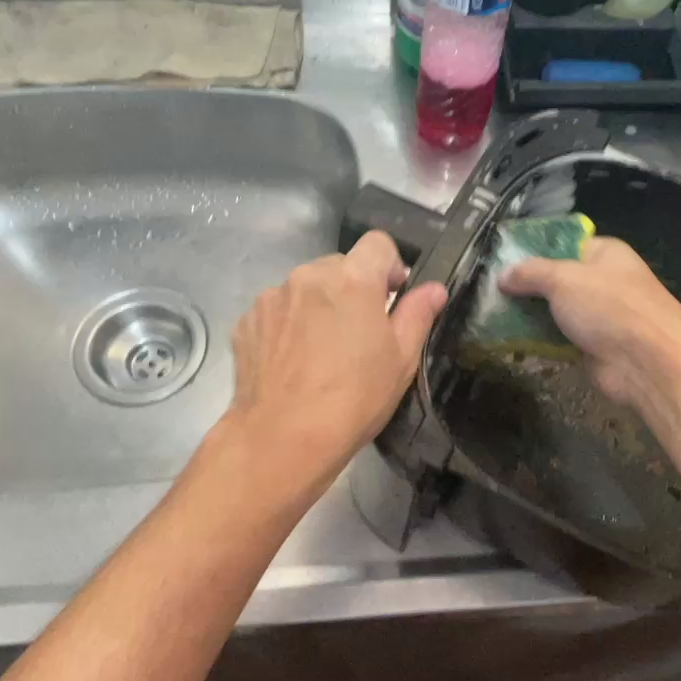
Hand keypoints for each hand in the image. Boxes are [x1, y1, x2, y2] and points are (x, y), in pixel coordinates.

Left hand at [225, 232, 447, 477]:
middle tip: (358, 335)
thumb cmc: (354, 399)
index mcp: (353, 278)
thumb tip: (434, 289)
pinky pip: (277, 312)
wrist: (282, 437)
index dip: (390, 266)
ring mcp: (272, 297)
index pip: (378, 243)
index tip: (392, 298)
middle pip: (339, 266)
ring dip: (318, 307)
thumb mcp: (401, 360)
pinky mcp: (246, 322)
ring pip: (305, 288)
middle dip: (352, 289)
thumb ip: (418, 314)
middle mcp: (308, 276)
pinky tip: (293, 363)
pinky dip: (287, 327)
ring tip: (321, 353)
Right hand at [498, 237, 680, 412]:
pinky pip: (559, 338)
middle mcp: (603, 281)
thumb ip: (530, 273)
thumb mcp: (564, 278)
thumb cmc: (610, 307)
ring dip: (528, 315)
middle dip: (526, 286)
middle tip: (490, 290)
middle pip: (557, 279)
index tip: (501, 260)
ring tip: (491, 314)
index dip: (533, 251)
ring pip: (555, 311)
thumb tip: (503, 274)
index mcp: (604, 254)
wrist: (648, 363)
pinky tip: (510, 339)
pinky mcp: (592, 346)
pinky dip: (539, 339)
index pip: (563, 244)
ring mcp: (598, 316)